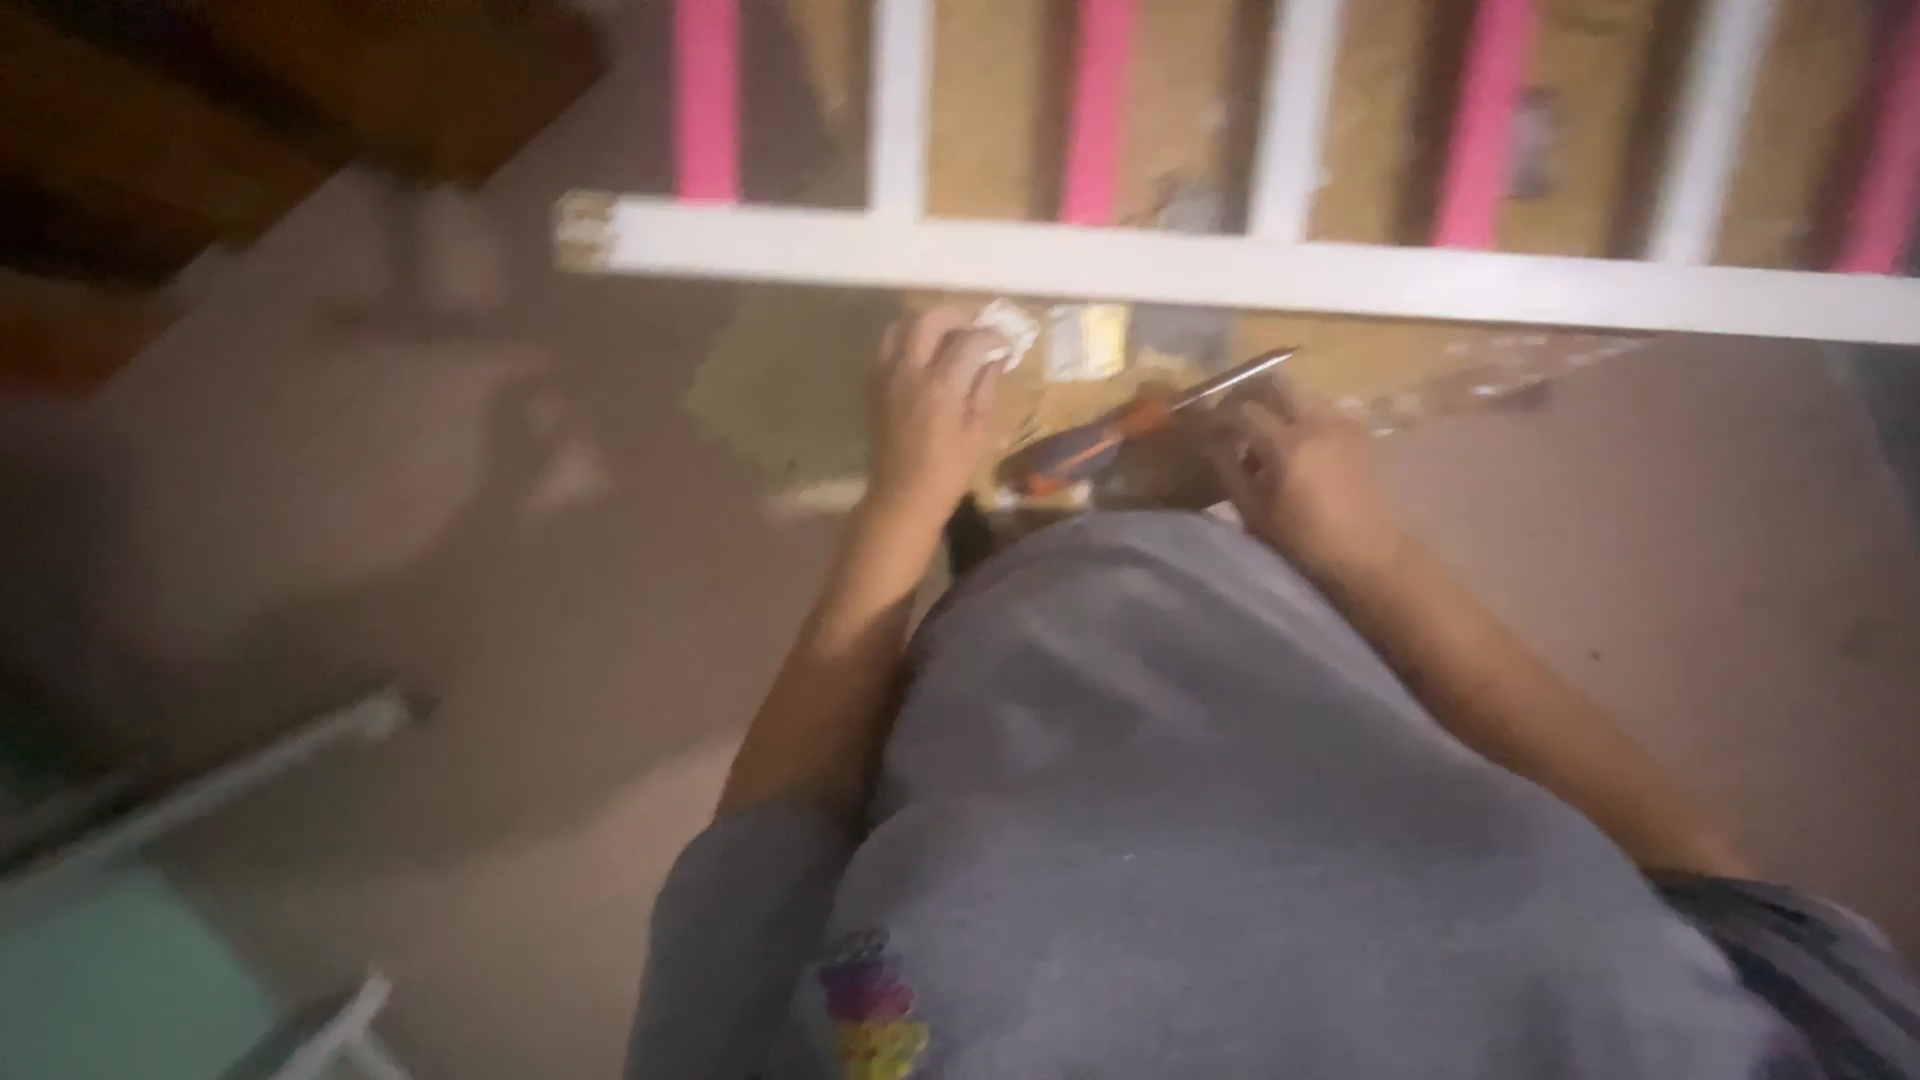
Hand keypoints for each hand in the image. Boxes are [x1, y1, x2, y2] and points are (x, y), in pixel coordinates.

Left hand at [864, 307, 1005, 530]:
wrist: (901, 496)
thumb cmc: (948, 472)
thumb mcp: (978, 432)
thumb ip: (985, 387)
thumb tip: (995, 357)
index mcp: (940, 386)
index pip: (970, 340)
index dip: (993, 335)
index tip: (1005, 343)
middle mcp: (909, 372)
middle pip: (929, 319)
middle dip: (957, 317)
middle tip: (975, 331)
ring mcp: (886, 376)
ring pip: (901, 326)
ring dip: (927, 325)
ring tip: (947, 340)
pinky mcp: (873, 386)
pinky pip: (888, 348)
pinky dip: (908, 344)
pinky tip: (924, 361)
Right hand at [1205, 377, 1404, 580]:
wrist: (1366, 552)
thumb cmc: (1302, 540)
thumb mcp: (1253, 510)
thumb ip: (1227, 468)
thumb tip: (1208, 440)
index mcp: (1288, 445)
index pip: (1242, 409)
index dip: (1216, 414)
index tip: (1202, 427)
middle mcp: (1317, 422)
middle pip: (1274, 381)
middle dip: (1245, 393)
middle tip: (1227, 416)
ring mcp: (1341, 421)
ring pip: (1298, 390)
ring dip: (1272, 402)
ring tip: (1258, 435)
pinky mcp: (1356, 430)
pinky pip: (1317, 406)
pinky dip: (1295, 414)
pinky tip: (1287, 445)